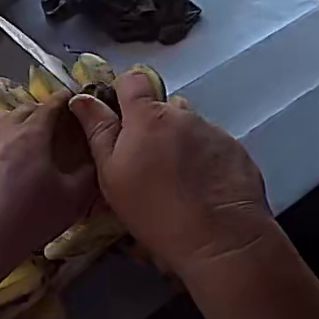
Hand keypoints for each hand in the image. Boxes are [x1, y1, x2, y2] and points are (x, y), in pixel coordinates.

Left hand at [0, 91, 96, 259]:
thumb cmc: (32, 215)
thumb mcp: (73, 196)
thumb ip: (89, 172)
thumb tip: (98, 155)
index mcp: (32, 132)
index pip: (53, 104)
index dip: (69, 100)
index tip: (82, 103)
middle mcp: (7, 129)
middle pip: (28, 107)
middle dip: (47, 110)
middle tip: (63, 124)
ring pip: (7, 117)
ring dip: (24, 119)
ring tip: (37, 135)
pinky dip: (9, 134)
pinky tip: (17, 153)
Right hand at [69, 71, 273, 279]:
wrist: (220, 238)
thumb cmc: (154, 210)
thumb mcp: (112, 175)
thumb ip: (99, 132)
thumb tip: (82, 98)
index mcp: (148, 117)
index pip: (133, 79)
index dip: (123, 93)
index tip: (118, 118)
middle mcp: (183, 115)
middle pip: (163, 108)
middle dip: (153, 127)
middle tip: (147, 165)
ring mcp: (213, 131)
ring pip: (189, 128)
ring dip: (179, 143)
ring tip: (177, 181)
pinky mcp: (235, 150)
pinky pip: (212, 145)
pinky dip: (204, 160)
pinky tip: (202, 189)